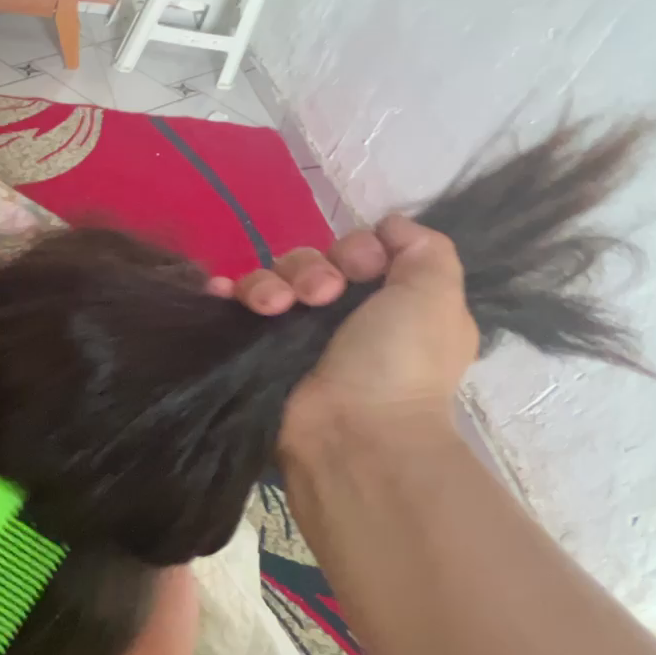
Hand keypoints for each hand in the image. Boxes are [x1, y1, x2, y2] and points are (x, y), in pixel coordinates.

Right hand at [217, 216, 478, 451]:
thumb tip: (387, 225)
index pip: (359, 248)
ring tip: (276, 309)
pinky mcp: (252, 348)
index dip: (358, 248)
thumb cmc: (399, 362)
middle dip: (312, 268)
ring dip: (270, 284)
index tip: (365, 269)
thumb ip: (423, 247)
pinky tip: (219, 291)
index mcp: (386, 300)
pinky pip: (231, 306)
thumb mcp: (436, 293)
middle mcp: (339, 312)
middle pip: (311, 260)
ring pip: (270, 278)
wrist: (348, 429)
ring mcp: (291, 331)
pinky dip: (224, 293)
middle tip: (321, 297)